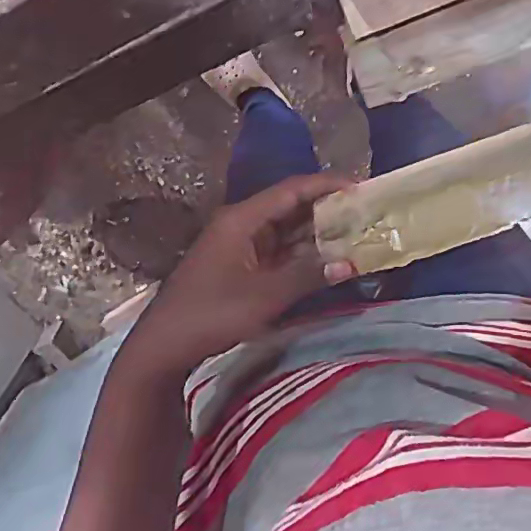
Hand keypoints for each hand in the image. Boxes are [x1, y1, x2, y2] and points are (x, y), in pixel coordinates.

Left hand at [123, 173, 357, 372]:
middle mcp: (241, 224)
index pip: (292, 189)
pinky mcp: (239, 265)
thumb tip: (350, 262)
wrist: (165, 344)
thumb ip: (308, 275)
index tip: (362, 189)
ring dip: (316, 232)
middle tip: (366, 214)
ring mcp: (239, 245)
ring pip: (285, 229)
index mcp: (242, 219)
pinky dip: (301, 253)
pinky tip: (327, 259)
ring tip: (356, 234)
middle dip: (327, 209)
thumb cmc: (211, 314)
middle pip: (290, 206)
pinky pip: (277, 250)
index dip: (328, 185)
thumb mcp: (265, 296)